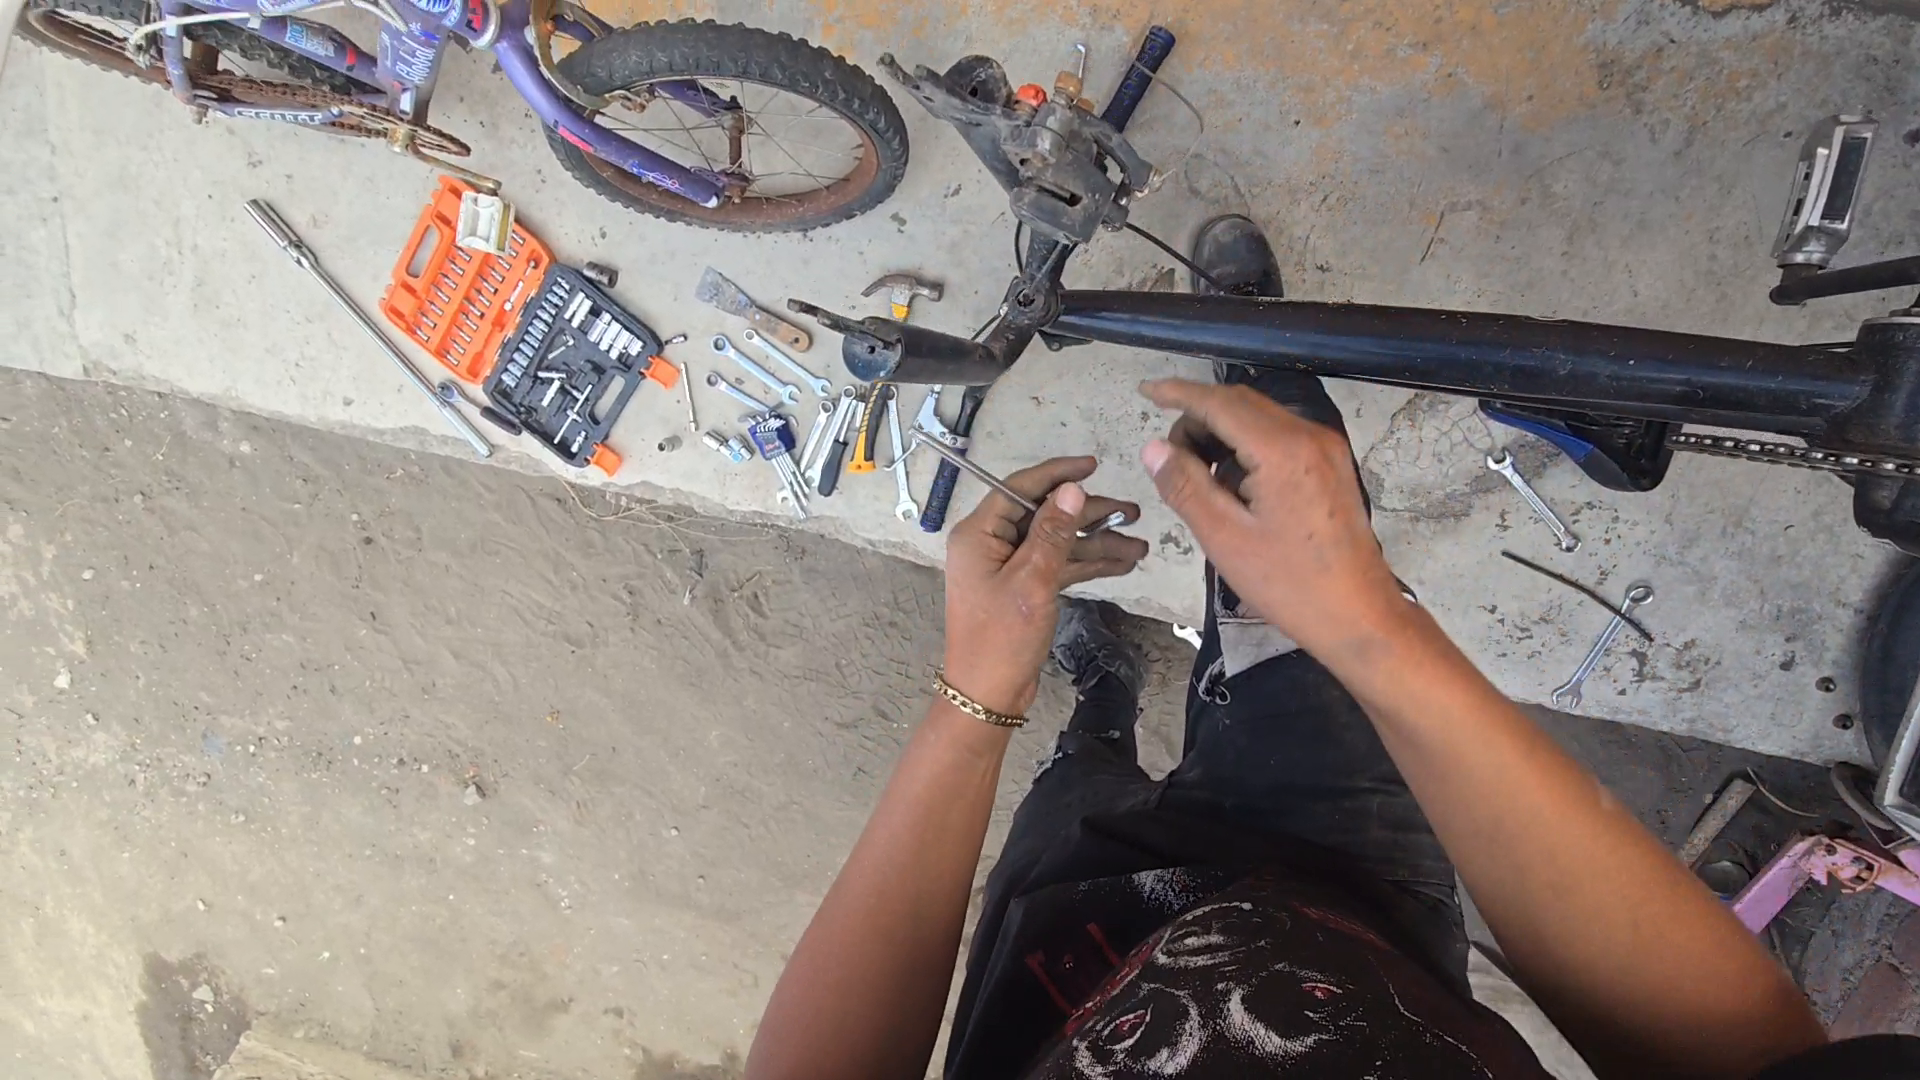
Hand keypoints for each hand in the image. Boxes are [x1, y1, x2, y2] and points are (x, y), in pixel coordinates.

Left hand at [942, 457, 1147, 715]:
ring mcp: (1007, 567)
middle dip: (1089, 515)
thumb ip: (1053, 533)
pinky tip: (1122, 563)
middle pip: (1044, 515)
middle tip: (1133, 513)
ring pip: (1056, 543)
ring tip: (1139, 546)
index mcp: (979, 534)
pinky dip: (1086, 565)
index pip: (1020, 488)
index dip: (1058, 474)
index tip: (1094, 465)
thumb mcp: (1032, 581)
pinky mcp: (1023, 588)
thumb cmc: (1002, 638)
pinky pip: (1057, 566)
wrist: (988, 695)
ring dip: (1096, 543)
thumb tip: (1072, 489)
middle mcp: (991, 544)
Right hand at [1138, 378, 1407, 656]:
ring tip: (1196, 478)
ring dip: (1219, 434)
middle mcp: (1309, 436)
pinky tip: (1228, 485)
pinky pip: (1276, 438)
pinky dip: (1243, 447)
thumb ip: (1184, 486)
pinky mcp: (1329, 465)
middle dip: (1196, 420)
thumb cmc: (1288, 583)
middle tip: (1168, 461)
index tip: (1145, 391)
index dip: (1177, 393)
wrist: (1357, 615)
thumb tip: (1153, 448)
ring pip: (1258, 419)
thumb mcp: (1224, 538)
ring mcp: (1324, 449)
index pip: (1220, 403)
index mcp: (1282, 451)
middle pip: (1240, 404)